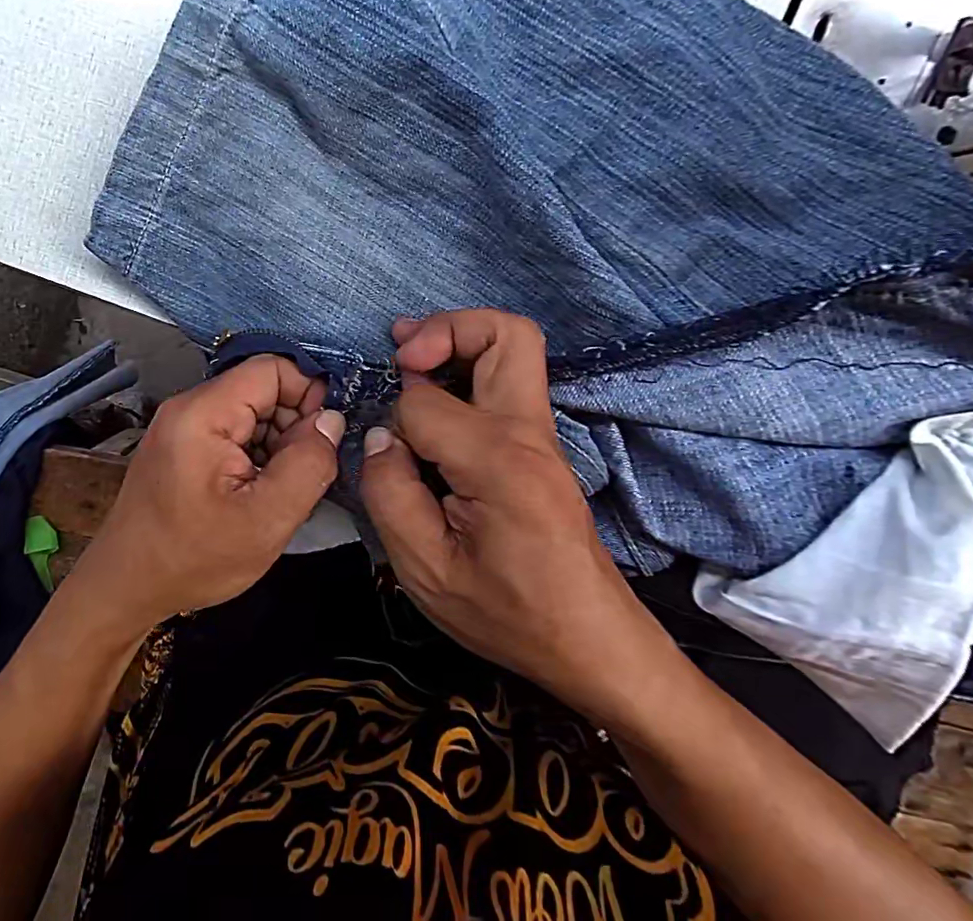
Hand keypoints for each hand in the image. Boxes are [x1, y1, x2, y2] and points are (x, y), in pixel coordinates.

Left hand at [74, 354, 345, 631]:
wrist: (126, 585)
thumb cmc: (191, 558)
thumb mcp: (266, 519)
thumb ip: (309, 463)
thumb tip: (331, 420)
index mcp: (203, 412)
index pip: (272, 368)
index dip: (308, 395)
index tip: (323, 439)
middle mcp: (188, 407)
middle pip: (262, 390)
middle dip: (292, 426)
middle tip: (297, 477)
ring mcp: (181, 426)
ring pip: (251, 414)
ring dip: (275, 446)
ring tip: (273, 493)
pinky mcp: (181, 446)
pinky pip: (232, 433)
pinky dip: (254, 457)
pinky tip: (253, 495)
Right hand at [358, 310, 680, 726]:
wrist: (591, 643)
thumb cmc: (507, 615)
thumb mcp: (424, 571)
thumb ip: (390, 493)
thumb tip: (381, 437)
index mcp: (500, 465)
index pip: (425, 405)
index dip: (392, 424)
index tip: (388, 460)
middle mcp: (529, 435)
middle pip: (507, 334)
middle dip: (446, 328)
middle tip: (399, 351)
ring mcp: (541, 437)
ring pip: (514, 346)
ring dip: (458, 339)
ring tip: (407, 354)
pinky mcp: (540, 447)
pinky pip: (507, 380)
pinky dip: (467, 366)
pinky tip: (431, 390)